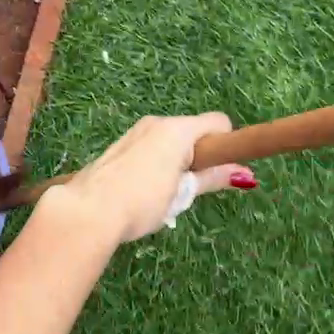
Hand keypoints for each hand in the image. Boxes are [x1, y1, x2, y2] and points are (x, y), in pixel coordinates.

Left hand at [47, 114, 256, 243]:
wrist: (88, 211)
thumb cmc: (141, 201)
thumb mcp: (183, 194)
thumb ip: (213, 178)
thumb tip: (245, 174)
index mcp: (177, 129)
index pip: (218, 122)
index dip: (225, 146)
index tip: (220, 173)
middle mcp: (156, 123)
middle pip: (192, 133)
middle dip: (198, 159)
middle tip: (190, 191)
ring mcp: (135, 133)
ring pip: (170, 142)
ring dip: (177, 164)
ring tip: (165, 198)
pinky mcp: (120, 146)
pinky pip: (150, 149)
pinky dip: (157, 166)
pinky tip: (144, 194)